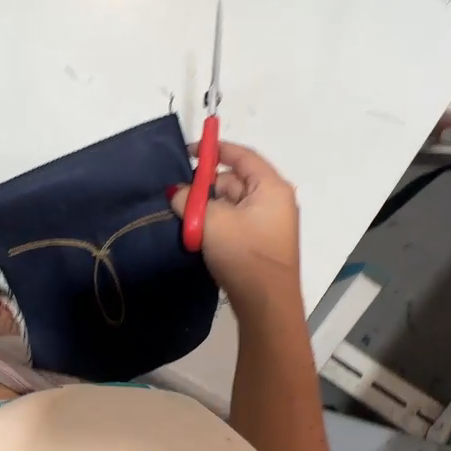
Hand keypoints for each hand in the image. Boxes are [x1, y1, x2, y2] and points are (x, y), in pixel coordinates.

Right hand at [168, 142, 301, 310]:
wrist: (264, 300)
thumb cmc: (243, 253)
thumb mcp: (211, 221)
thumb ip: (190, 200)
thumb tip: (177, 192)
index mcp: (271, 187)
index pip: (242, 156)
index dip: (215, 149)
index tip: (189, 151)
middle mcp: (273, 200)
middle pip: (234, 181)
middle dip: (206, 185)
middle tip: (179, 195)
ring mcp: (266, 223)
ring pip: (230, 204)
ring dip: (207, 208)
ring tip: (184, 219)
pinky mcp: (257, 242)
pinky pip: (232, 222)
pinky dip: (214, 223)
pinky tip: (196, 234)